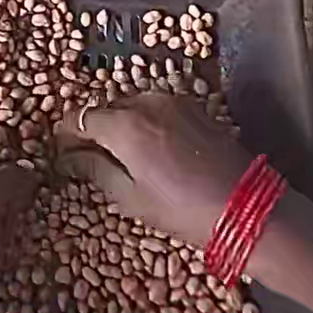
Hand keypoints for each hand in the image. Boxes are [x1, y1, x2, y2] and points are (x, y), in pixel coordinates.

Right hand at [57, 94, 255, 245]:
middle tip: (88, 157)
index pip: (78, 118)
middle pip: (104, 109)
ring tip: (121, 156)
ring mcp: (173, 101)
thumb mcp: (130, 196)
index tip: (62, 151)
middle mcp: (146, 103)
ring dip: (118, 125)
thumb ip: (95, 168)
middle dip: (92, 130)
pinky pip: (154, 108)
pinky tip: (149, 149)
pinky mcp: (193, 107)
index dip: (66, 133)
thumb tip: (69, 158)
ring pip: (130, 106)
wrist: (250, 209)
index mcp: (124, 126)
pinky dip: (143, 122)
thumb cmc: (183, 210)